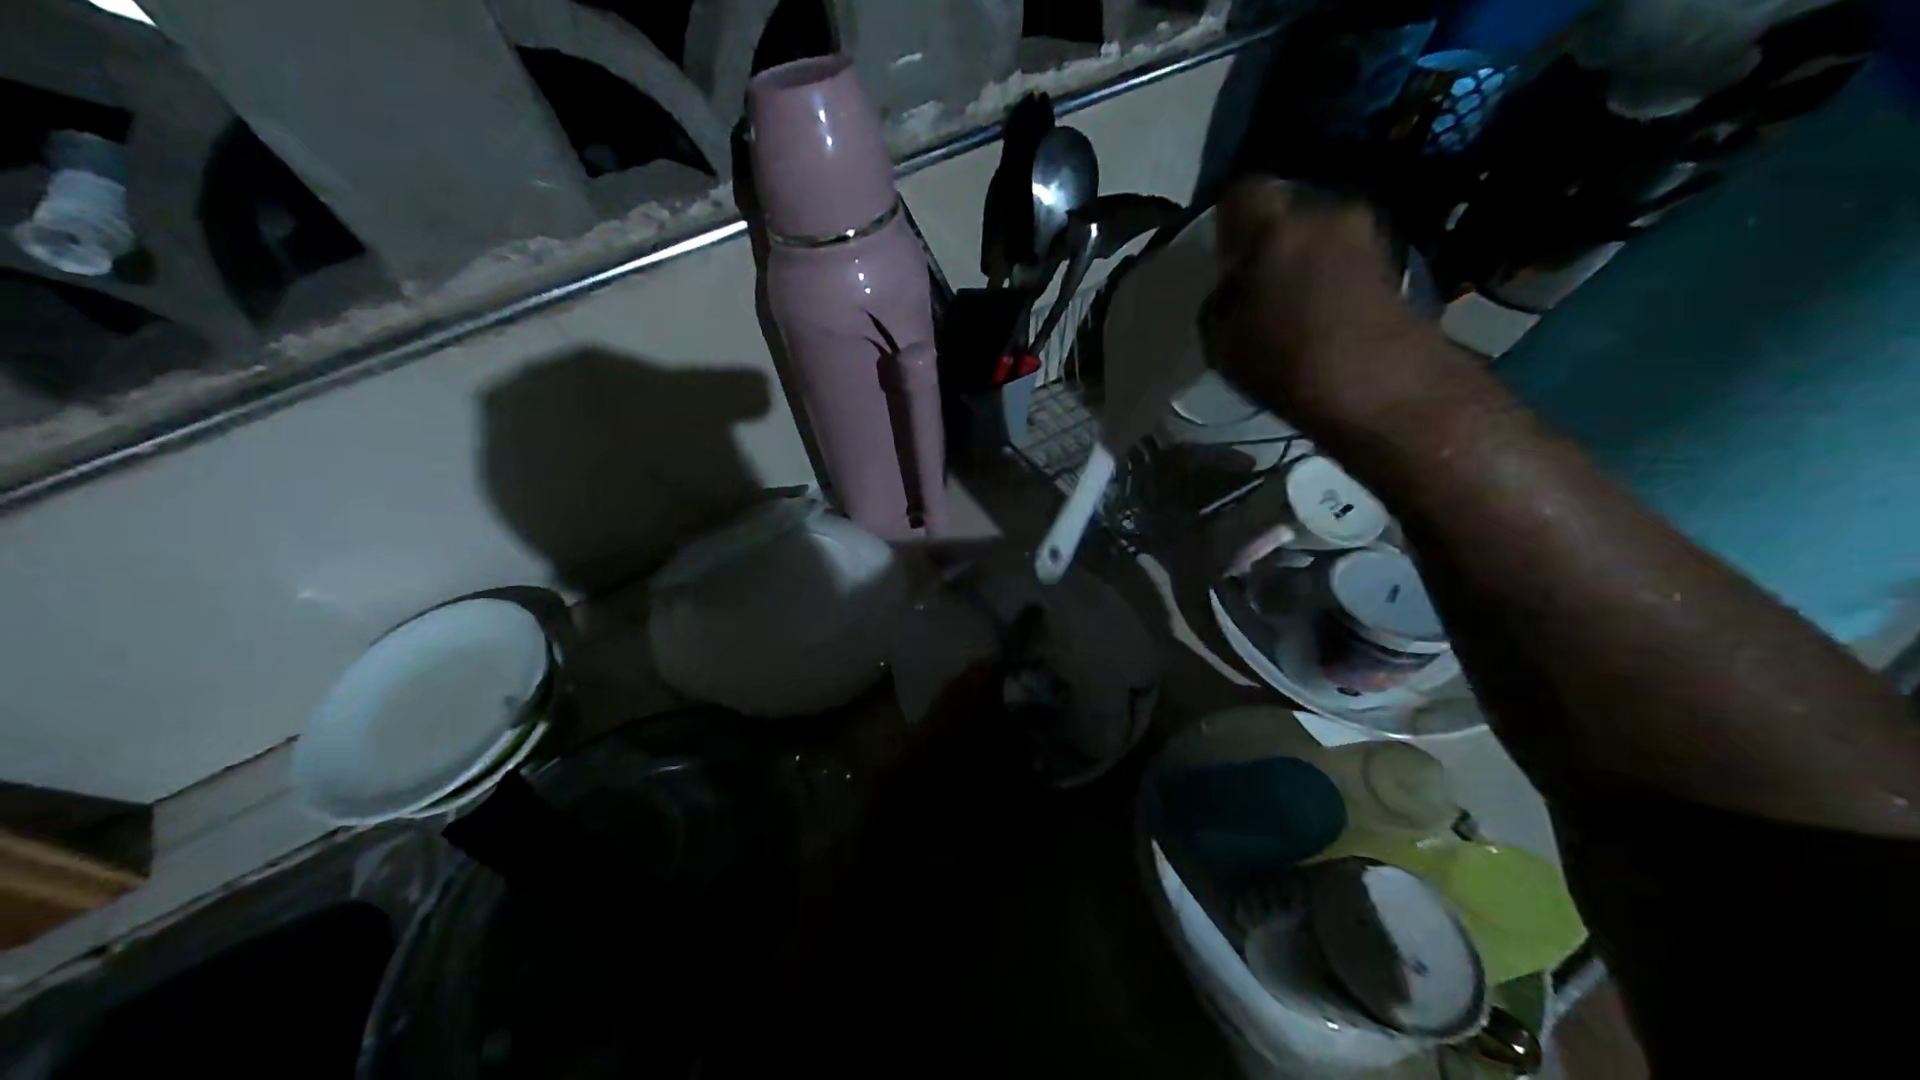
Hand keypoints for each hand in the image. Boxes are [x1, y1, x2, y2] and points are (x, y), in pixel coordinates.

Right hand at [1204, 179, 1451, 433]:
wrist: (1384, 388)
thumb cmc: (1287, 363)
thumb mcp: (1223, 344)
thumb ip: (1220, 303)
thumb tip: (1231, 289)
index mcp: (1273, 228)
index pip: (1241, 192)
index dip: (1229, 220)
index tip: (1224, 254)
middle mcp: (1323, 213)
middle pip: (1286, 211)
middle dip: (1270, 239)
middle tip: (1257, 281)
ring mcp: (1366, 233)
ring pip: (1319, 234)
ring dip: (1304, 258)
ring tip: (1292, 303)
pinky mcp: (1394, 260)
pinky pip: (1346, 256)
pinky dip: (1331, 275)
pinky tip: (1323, 313)